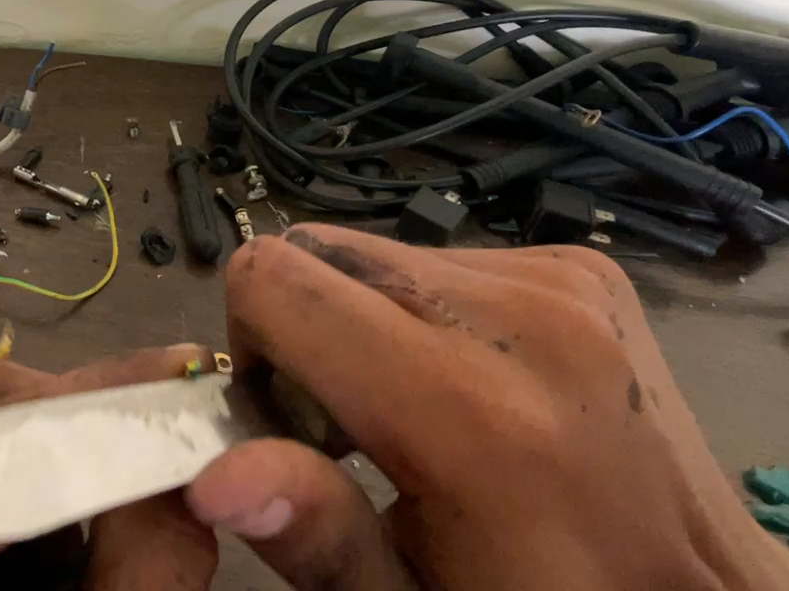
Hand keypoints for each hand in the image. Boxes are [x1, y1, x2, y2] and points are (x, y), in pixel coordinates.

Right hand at [187, 224, 788, 590]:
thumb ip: (316, 537)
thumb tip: (212, 477)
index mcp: (473, 410)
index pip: (273, 279)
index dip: (250, 341)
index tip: (291, 418)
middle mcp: (519, 314)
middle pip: (311, 253)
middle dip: (298, 325)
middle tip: (347, 420)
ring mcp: (557, 278)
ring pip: (364, 251)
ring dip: (355, 317)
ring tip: (414, 404)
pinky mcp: (575, 265)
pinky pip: (427, 256)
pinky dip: (413, 308)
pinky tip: (466, 379)